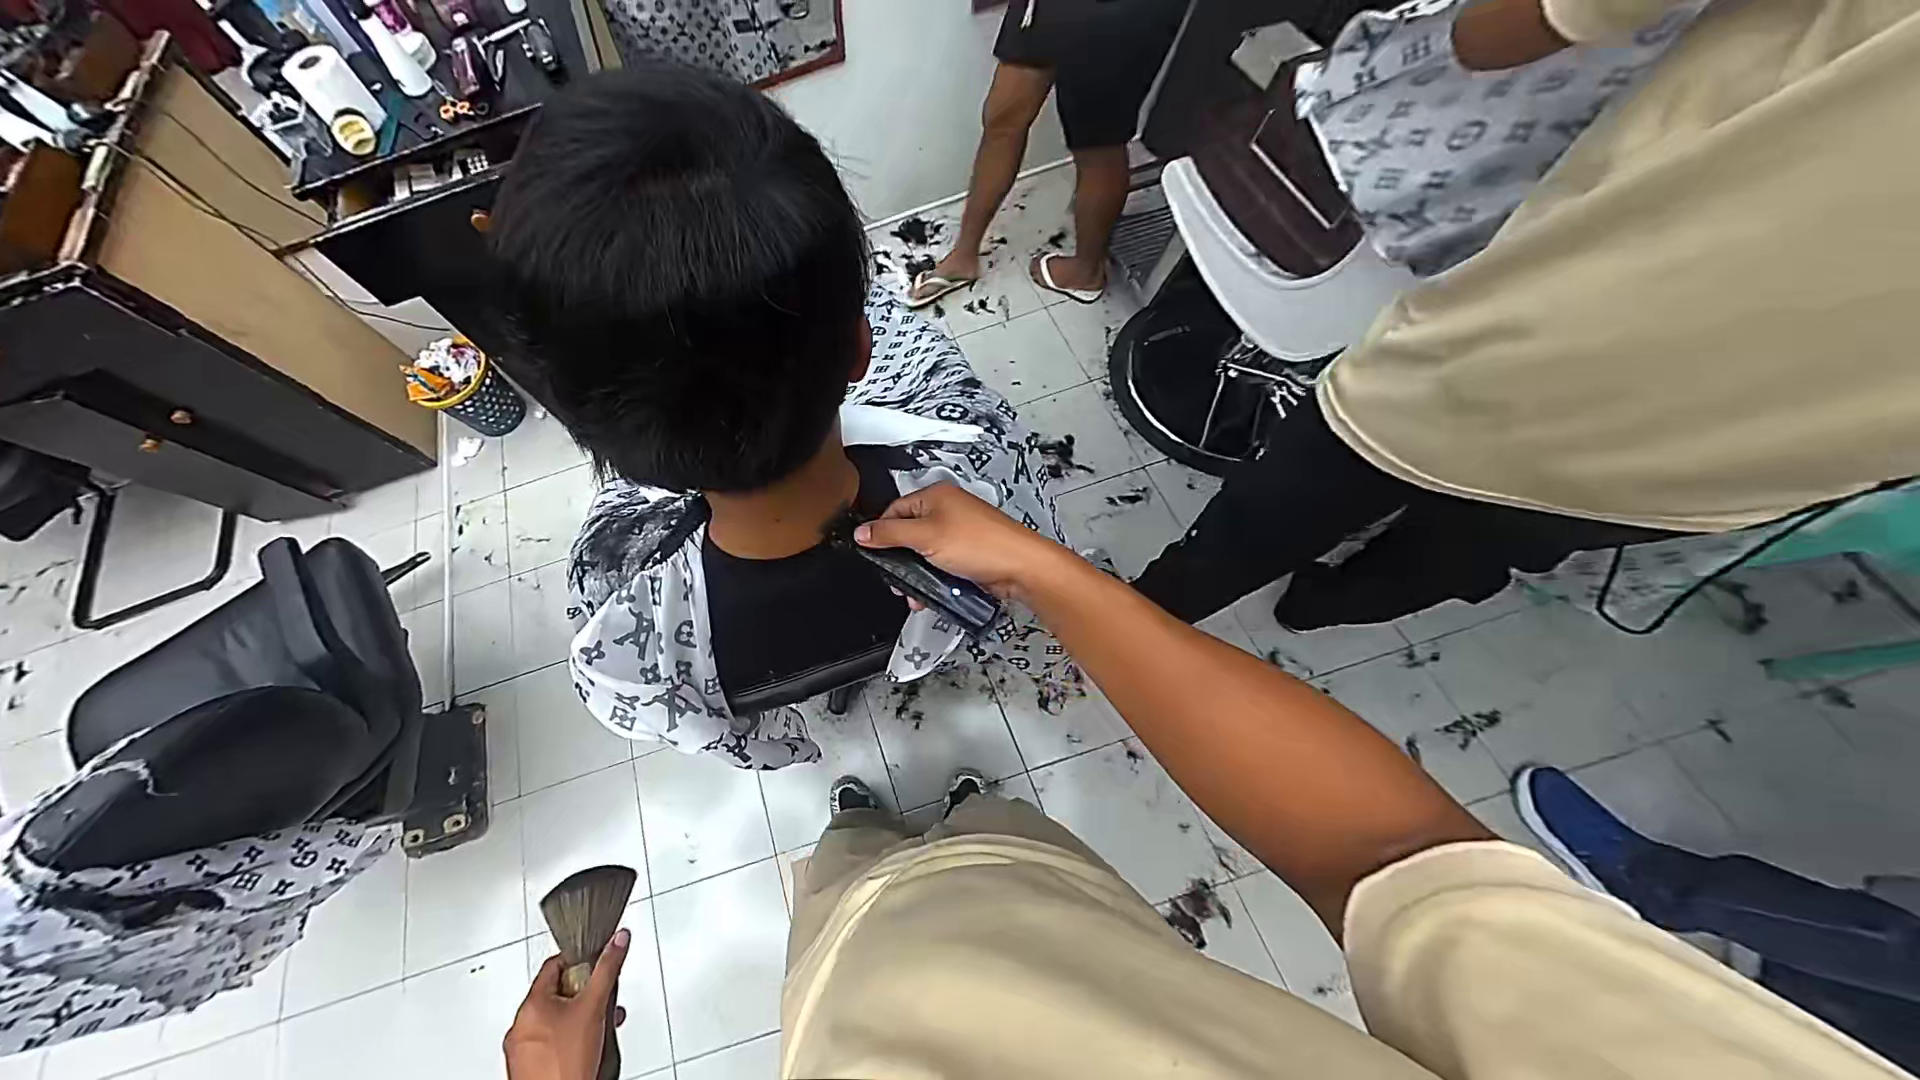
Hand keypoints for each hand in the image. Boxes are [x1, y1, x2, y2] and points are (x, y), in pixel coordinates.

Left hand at [504, 929, 628, 1079]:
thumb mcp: (594, 1005)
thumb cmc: (565, 1064)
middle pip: (557, 991)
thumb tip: (618, 939)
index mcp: (530, 1006)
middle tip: (600, 995)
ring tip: (599, 1021)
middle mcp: (520, 1027)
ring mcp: (521, 1050)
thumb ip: (607, 968)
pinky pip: (550, 1040)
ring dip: (581, 1013)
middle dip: (585, 991)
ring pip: (555, 1017)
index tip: (595, 962)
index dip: (579, 959)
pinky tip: (589, 1042)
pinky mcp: (527, 1068)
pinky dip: (570, 1035)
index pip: (554, 965)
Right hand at [856, 483, 1070, 602]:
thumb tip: (864, 532)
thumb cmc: (984, 544)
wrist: (1021, 567)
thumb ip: (890, 534)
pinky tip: (935, 591)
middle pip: (908, 533)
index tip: (873, 551)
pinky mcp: (968, 553)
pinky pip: (941, 564)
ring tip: (917, 590)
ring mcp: (959, 533)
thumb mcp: (925, 537)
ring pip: (924, 553)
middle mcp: (948, 510)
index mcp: (936, 496)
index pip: (894, 509)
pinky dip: (935, 578)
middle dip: (900, 559)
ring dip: (918, 574)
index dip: (881, 532)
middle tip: (897, 576)